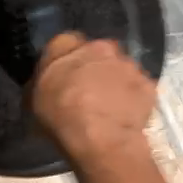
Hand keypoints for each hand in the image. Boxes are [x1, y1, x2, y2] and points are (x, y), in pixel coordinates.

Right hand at [31, 33, 157, 165]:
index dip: (61, 58)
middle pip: (96, 52)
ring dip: (113, 79)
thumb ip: (42, 79)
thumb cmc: (59, 116)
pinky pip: (137, 86)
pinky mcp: (150, 85)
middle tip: (83, 88)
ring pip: (119, 67)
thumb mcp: (32, 97)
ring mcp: (129, 66)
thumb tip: (48, 79)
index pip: (63, 42)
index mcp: (68, 47)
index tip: (59, 74)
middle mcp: (102, 48)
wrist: (101, 140)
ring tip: (106, 104)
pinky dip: (131, 95)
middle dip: (91, 65)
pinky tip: (122, 113)